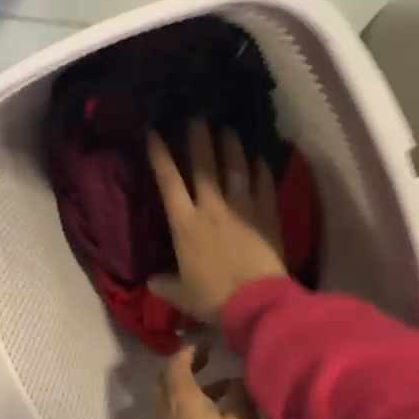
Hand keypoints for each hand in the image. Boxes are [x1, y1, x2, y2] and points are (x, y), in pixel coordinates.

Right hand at [147, 118, 289, 322]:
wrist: (256, 303)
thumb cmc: (212, 298)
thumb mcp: (181, 295)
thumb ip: (165, 284)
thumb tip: (151, 281)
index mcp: (185, 225)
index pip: (169, 182)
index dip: (161, 156)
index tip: (154, 133)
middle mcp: (212, 208)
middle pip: (204, 165)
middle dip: (199, 138)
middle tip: (197, 116)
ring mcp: (242, 208)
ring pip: (236, 168)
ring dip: (231, 147)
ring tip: (228, 129)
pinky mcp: (267, 215)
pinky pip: (264, 185)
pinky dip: (262, 170)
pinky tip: (261, 159)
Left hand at [159, 345, 259, 418]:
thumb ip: (240, 396)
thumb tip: (236, 381)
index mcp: (181, 398)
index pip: (175, 365)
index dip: (189, 352)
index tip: (206, 346)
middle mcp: (166, 410)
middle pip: (168, 381)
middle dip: (186, 368)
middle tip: (208, 362)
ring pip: (173, 400)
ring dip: (193, 390)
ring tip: (225, 389)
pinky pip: (176, 416)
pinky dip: (191, 406)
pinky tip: (216, 415)